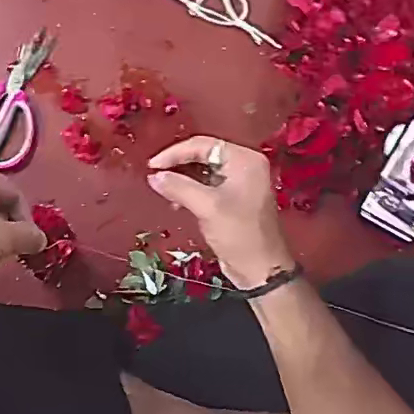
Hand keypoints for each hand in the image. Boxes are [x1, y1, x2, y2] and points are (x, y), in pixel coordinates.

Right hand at [146, 137, 294, 289]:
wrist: (260, 269)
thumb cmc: (239, 234)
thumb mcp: (207, 207)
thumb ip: (179, 187)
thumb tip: (154, 176)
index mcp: (245, 160)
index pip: (204, 145)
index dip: (175, 153)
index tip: (152, 166)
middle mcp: (245, 165)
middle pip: (204, 155)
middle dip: (178, 165)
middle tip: (155, 176)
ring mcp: (241, 182)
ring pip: (204, 170)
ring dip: (183, 179)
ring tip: (163, 190)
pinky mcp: (235, 198)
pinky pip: (209, 185)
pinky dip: (192, 190)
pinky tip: (176, 201)